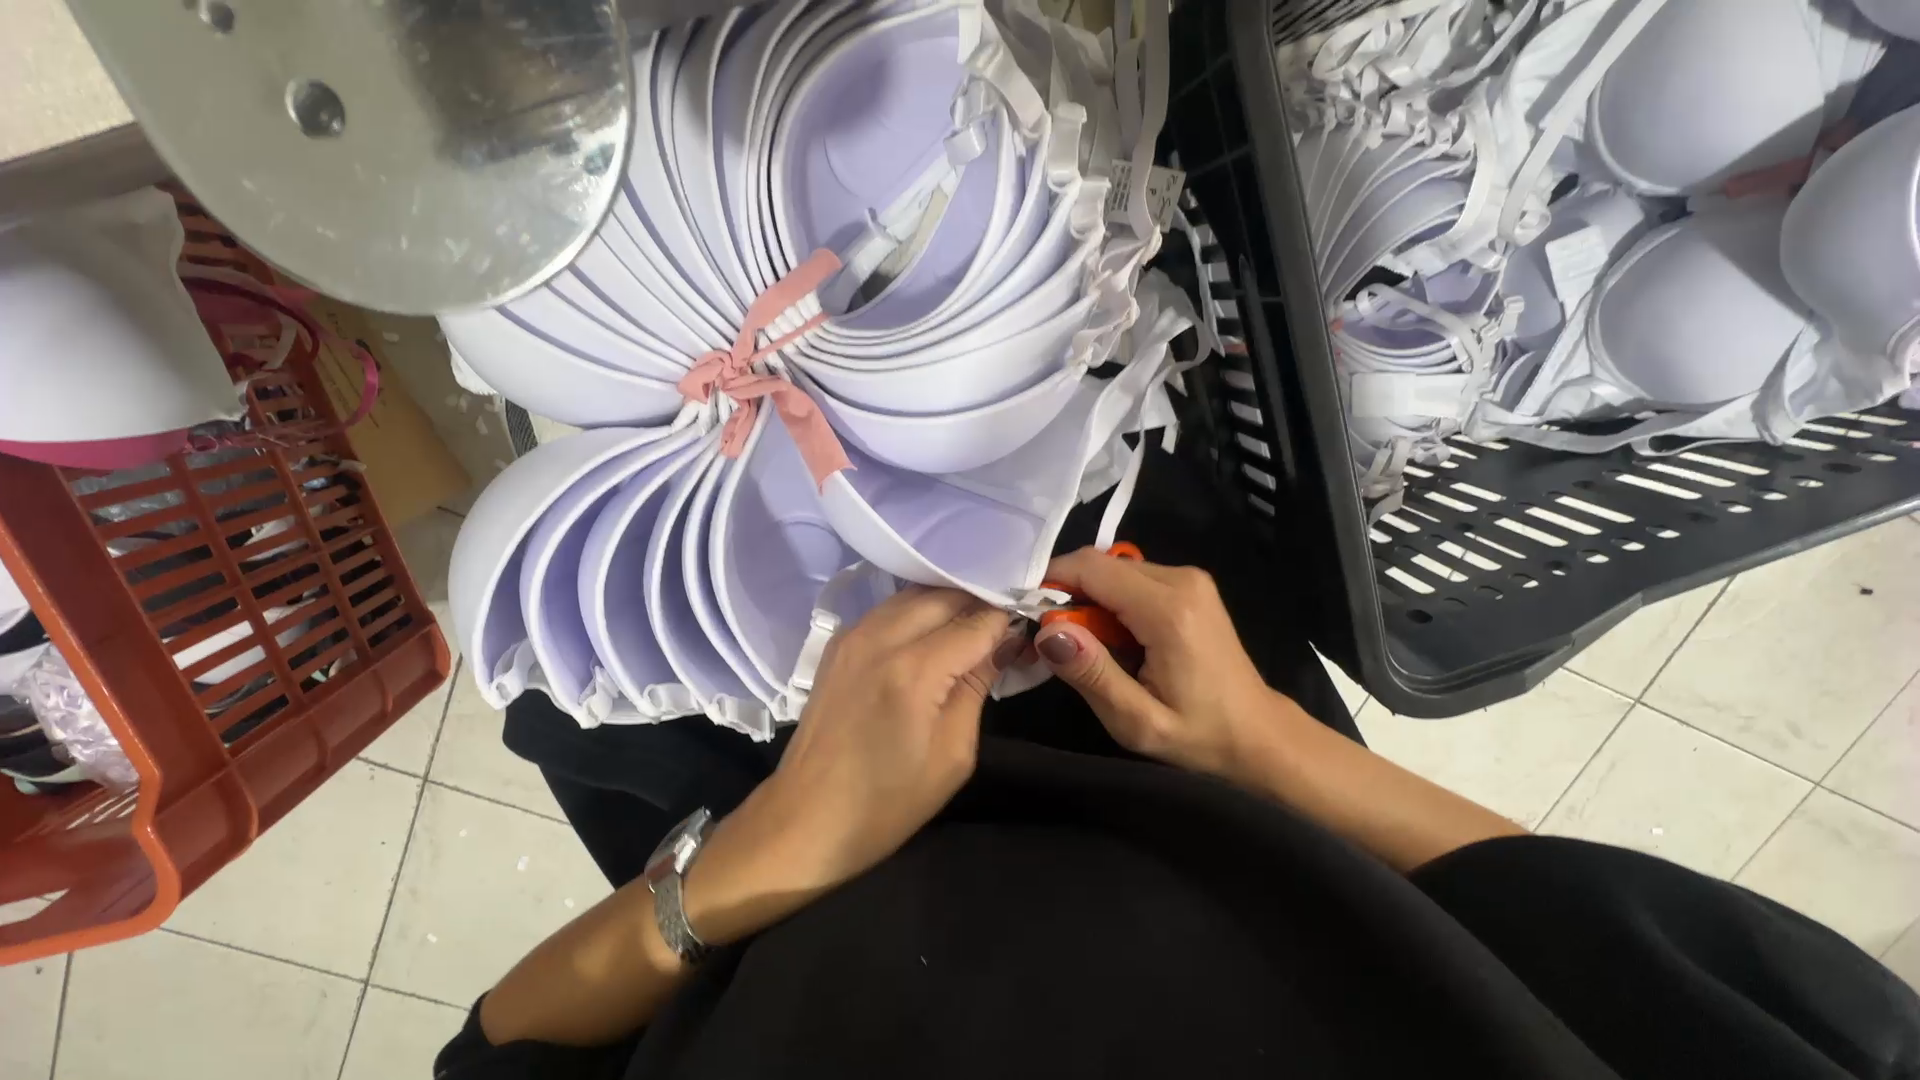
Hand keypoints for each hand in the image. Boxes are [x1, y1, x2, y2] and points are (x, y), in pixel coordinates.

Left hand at [695, 587, 1017, 923]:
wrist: (805, 819)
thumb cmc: (887, 802)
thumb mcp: (953, 754)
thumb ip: (977, 686)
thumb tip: (1004, 642)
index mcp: (913, 670)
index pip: (976, 621)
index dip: (1007, 621)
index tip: (1029, 629)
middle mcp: (880, 637)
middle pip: (945, 594)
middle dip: (980, 603)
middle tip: (1006, 626)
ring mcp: (853, 635)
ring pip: (915, 594)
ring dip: (949, 602)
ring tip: (974, 627)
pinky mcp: (838, 643)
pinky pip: (889, 608)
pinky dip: (918, 610)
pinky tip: (935, 632)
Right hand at [1033, 547, 1296, 782]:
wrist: (1258, 734)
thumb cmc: (1200, 734)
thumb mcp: (1137, 721)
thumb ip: (1091, 673)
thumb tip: (1048, 631)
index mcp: (1169, 610)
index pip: (1090, 568)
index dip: (1051, 583)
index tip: (1029, 619)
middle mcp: (1181, 580)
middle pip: (1100, 565)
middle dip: (1068, 595)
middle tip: (1055, 643)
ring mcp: (1189, 578)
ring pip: (1114, 570)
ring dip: (1089, 600)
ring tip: (1087, 648)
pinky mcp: (1190, 585)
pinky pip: (1132, 579)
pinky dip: (1110, 602)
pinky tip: (1114, 640)